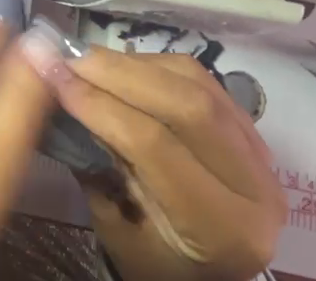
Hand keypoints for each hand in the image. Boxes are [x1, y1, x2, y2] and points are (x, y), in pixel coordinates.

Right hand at [23, 30, 282, 280]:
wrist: (213, 276)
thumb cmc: (158, 265)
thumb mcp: (121, 232)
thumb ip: (100, 165)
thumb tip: (62, 96)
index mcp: (222, 227)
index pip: (155, 145)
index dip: (99, 104)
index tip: (53, 78)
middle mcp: (255, 186)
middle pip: (185, 104)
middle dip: (117, 71)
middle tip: (67, 56)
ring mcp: (261, 154)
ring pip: (196, 83)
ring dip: (134, 63)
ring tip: (87, 57)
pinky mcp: (252, 131)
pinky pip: (202, 80)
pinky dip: (155, 64)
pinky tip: (121, 65)